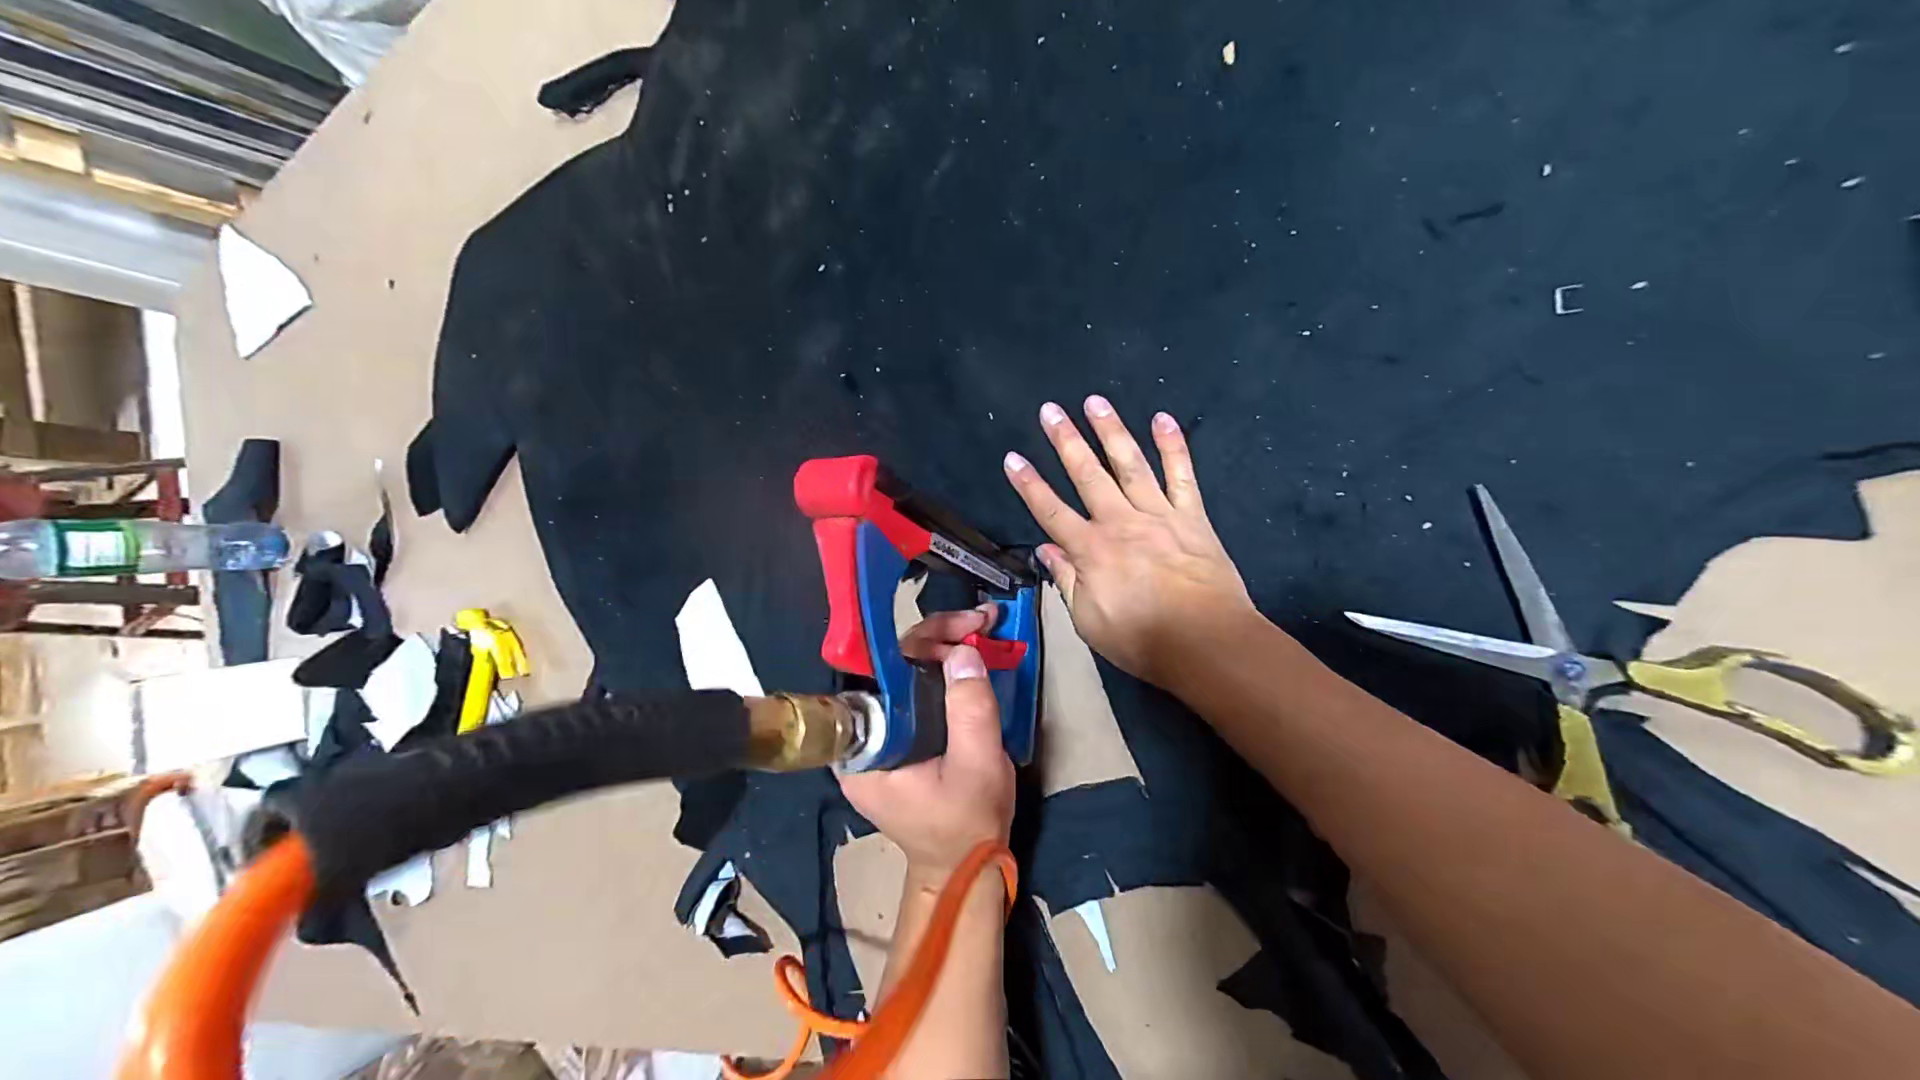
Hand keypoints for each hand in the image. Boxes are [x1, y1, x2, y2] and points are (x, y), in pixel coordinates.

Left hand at [837, 606, 1015, 876]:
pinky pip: (917, 692)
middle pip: (893, 669)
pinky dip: (945, 670)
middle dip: (937, 638)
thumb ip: (970, 710)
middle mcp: (864, 737)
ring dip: (944, 649)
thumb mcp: (977, 766)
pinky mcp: (901, 737)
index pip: (879, 676)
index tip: (957, 627)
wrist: (965, 868)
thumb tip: (963, 652)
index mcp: (865, 749)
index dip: (916, 643)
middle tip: (980, 622)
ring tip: (982, 630)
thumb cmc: (967, 825)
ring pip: (907, 675)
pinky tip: (970, 655)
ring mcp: (882, 737)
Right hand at [1003, 396, 1256, 686]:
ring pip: (1129, 464)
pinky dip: (1173, 446)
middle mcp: (1120, 522)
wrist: (1206, 641)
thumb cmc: (1142, 639)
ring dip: (1111, 431)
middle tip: (1050, 410)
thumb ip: (1066, 581)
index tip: (1013, 458)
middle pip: (1087, 475)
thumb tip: (1046, 551)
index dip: (1029, 484)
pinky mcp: (1191, 516)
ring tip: (1095, 402)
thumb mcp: (1088, 621)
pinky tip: (1162, 419)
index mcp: (1090, 550)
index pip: (1051, 511)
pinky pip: (1181, 475)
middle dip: (1066, 440)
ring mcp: (1158, 514)